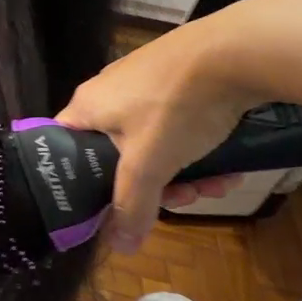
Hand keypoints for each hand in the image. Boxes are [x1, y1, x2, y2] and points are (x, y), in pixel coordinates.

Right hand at [60, 5, 269, 250]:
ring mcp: (142, 81)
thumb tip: (119, 248)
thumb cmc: (176, 107)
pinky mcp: (176, 76)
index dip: (83, 183)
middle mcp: (106, 91)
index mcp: (85, 107)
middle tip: (181, 199)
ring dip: (182, 172)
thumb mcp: (150, 165)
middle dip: (152, 185)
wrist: (236, 51)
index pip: (65, 152)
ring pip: (151, 142)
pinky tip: (228, 164)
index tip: (112, 206)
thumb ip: (131, 207)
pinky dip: (196, 147)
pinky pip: (175, 122)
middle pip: (116, 154)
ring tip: (216, 185)